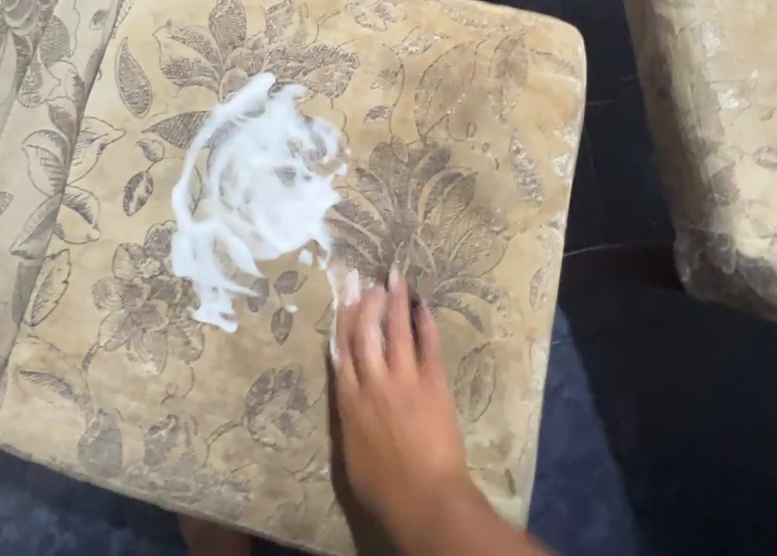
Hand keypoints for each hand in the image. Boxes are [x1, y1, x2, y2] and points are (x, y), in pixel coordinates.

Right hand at [330, 269, 547, 555]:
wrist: (423, 498)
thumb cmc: (382, 487)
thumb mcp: (350, 452)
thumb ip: (348, 417)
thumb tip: (349, 395)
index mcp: (349, 400)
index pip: (343, 348)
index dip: (343, 318)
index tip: (345, 295)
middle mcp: (372, 382)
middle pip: (365, 331)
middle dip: (366, 302)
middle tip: (368, 280)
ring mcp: (404, 379)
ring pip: (396, 330)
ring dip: (395, 302)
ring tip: (395, 278)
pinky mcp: (433, 383)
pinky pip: (428, 345)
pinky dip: (425, 323)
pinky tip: (423, 306)